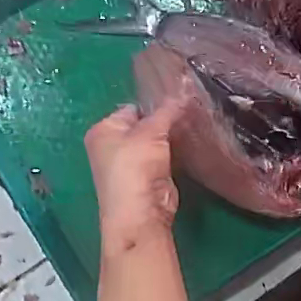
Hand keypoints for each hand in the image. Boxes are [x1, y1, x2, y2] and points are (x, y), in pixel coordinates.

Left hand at [85, 101, 182, 245]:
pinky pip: (166, 153)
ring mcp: (133, 161)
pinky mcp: (151, 173)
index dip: (156, 102)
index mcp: (103, 130)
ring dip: (175, 133)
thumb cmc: (135, 167)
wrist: (142, 211)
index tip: (181, 96)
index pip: (133, 107)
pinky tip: (193, 139)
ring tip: (197, 120)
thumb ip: (168, 110)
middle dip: (168, 117)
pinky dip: (178, 148)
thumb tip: (185, 90)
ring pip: (158, 139)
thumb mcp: (151, 132)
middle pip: (146, 122)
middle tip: (193, 106)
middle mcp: (114, 144)